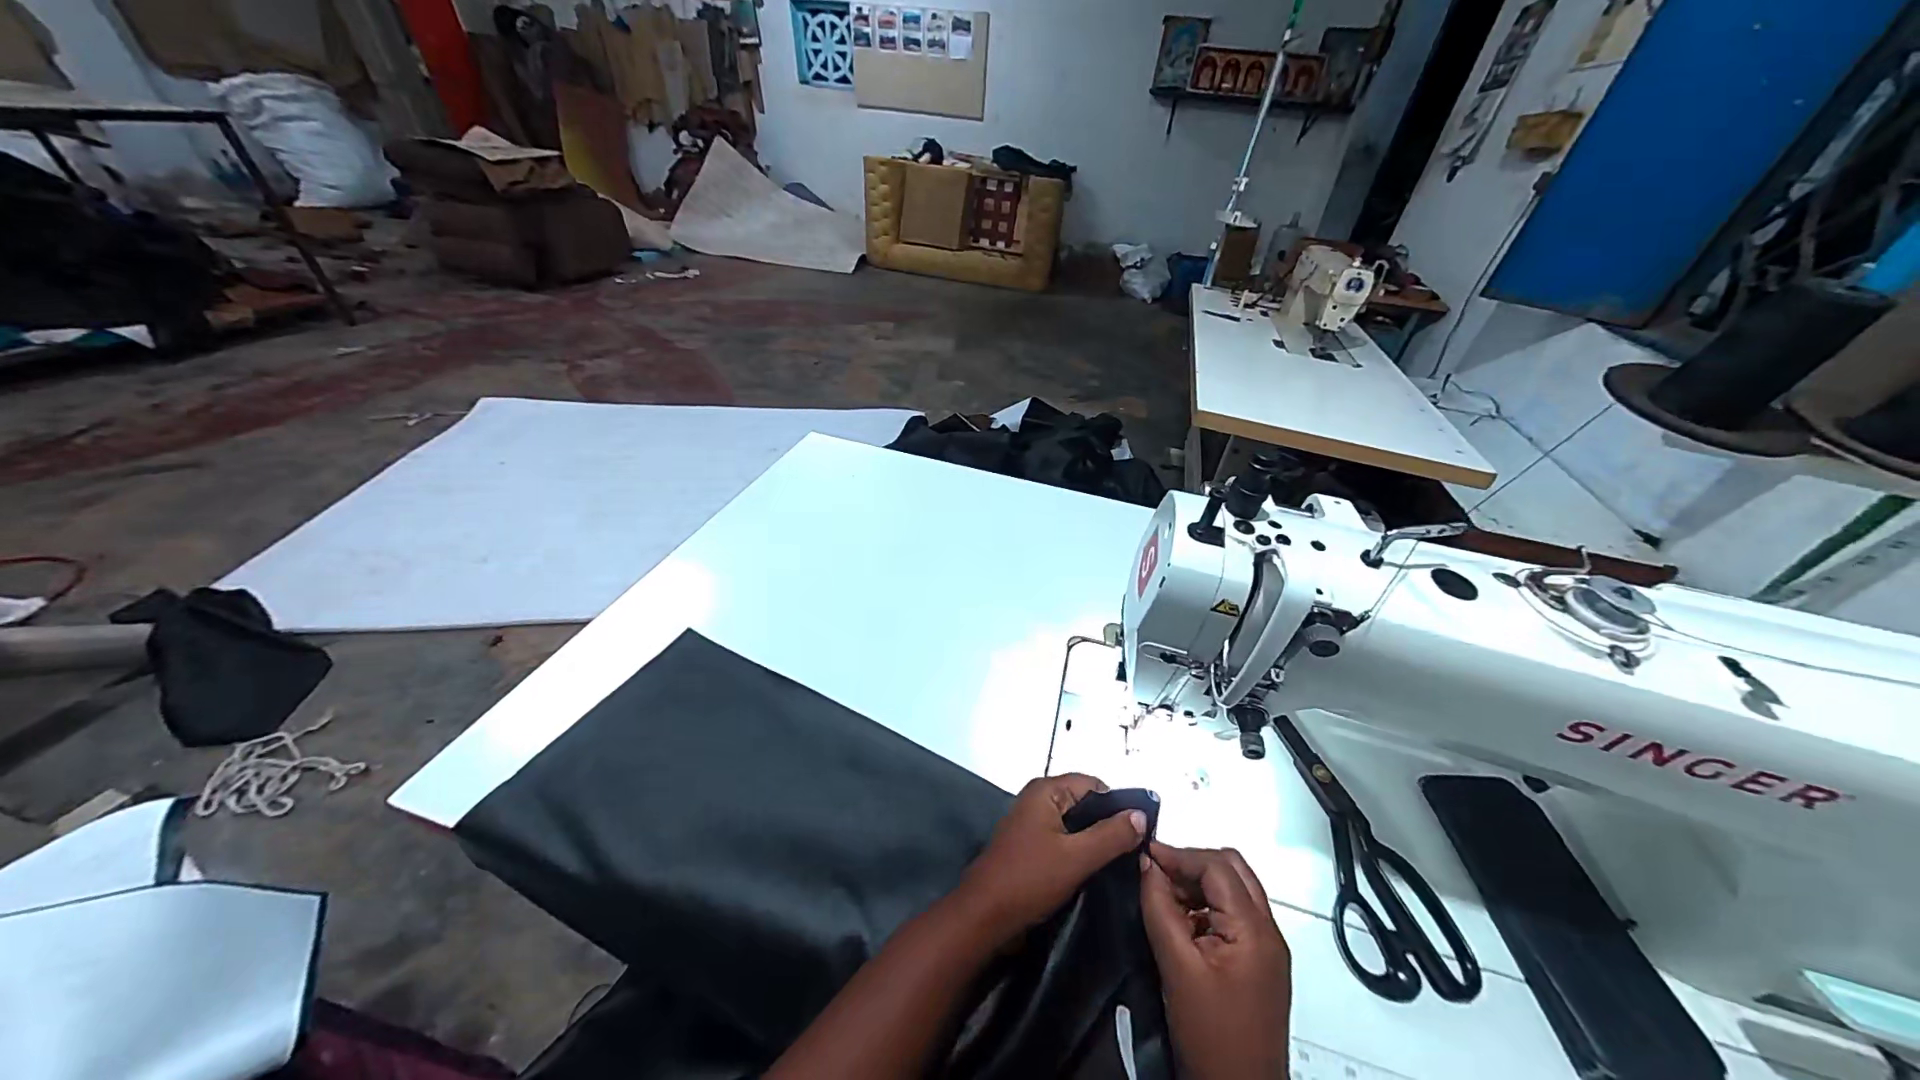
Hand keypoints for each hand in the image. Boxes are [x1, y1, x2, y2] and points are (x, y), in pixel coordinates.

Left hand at [955, 774, 1147, 941]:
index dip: (1118, 805)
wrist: (985, 916)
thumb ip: (1111, 835)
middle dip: (1109, 825)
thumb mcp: (1077, 857)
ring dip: (1095, 843)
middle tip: (1136, 851)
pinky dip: (1080, 854)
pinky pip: (1064, 843)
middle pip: (1085, 805)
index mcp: (1045, 791)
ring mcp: (1032, 825)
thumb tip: (1140, 814)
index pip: (1094, 784)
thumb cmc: (1029, 879)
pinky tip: (1097, 873)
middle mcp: (1037, 801)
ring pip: (1076, 827)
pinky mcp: (1031, 848)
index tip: (1141, 831)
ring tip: (1122, 864)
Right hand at [1141, 843, 1291, 1079]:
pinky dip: (1204, 907)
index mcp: (1255, 930)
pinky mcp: (1258, 965)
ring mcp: (1266, 949)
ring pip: (1232, 891)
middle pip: (1232, 870)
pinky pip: (1232, 916)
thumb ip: (1160, 909)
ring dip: (1197, 884)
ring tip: (1162, 897)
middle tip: (1155, 874)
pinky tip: (1178, 923)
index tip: (1144, 855)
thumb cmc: (1210, 1036)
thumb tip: (1147, 865)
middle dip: (1191, 863)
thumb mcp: (1176, 968)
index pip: (1217, 867)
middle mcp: (1268, 932)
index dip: (1179, 855)